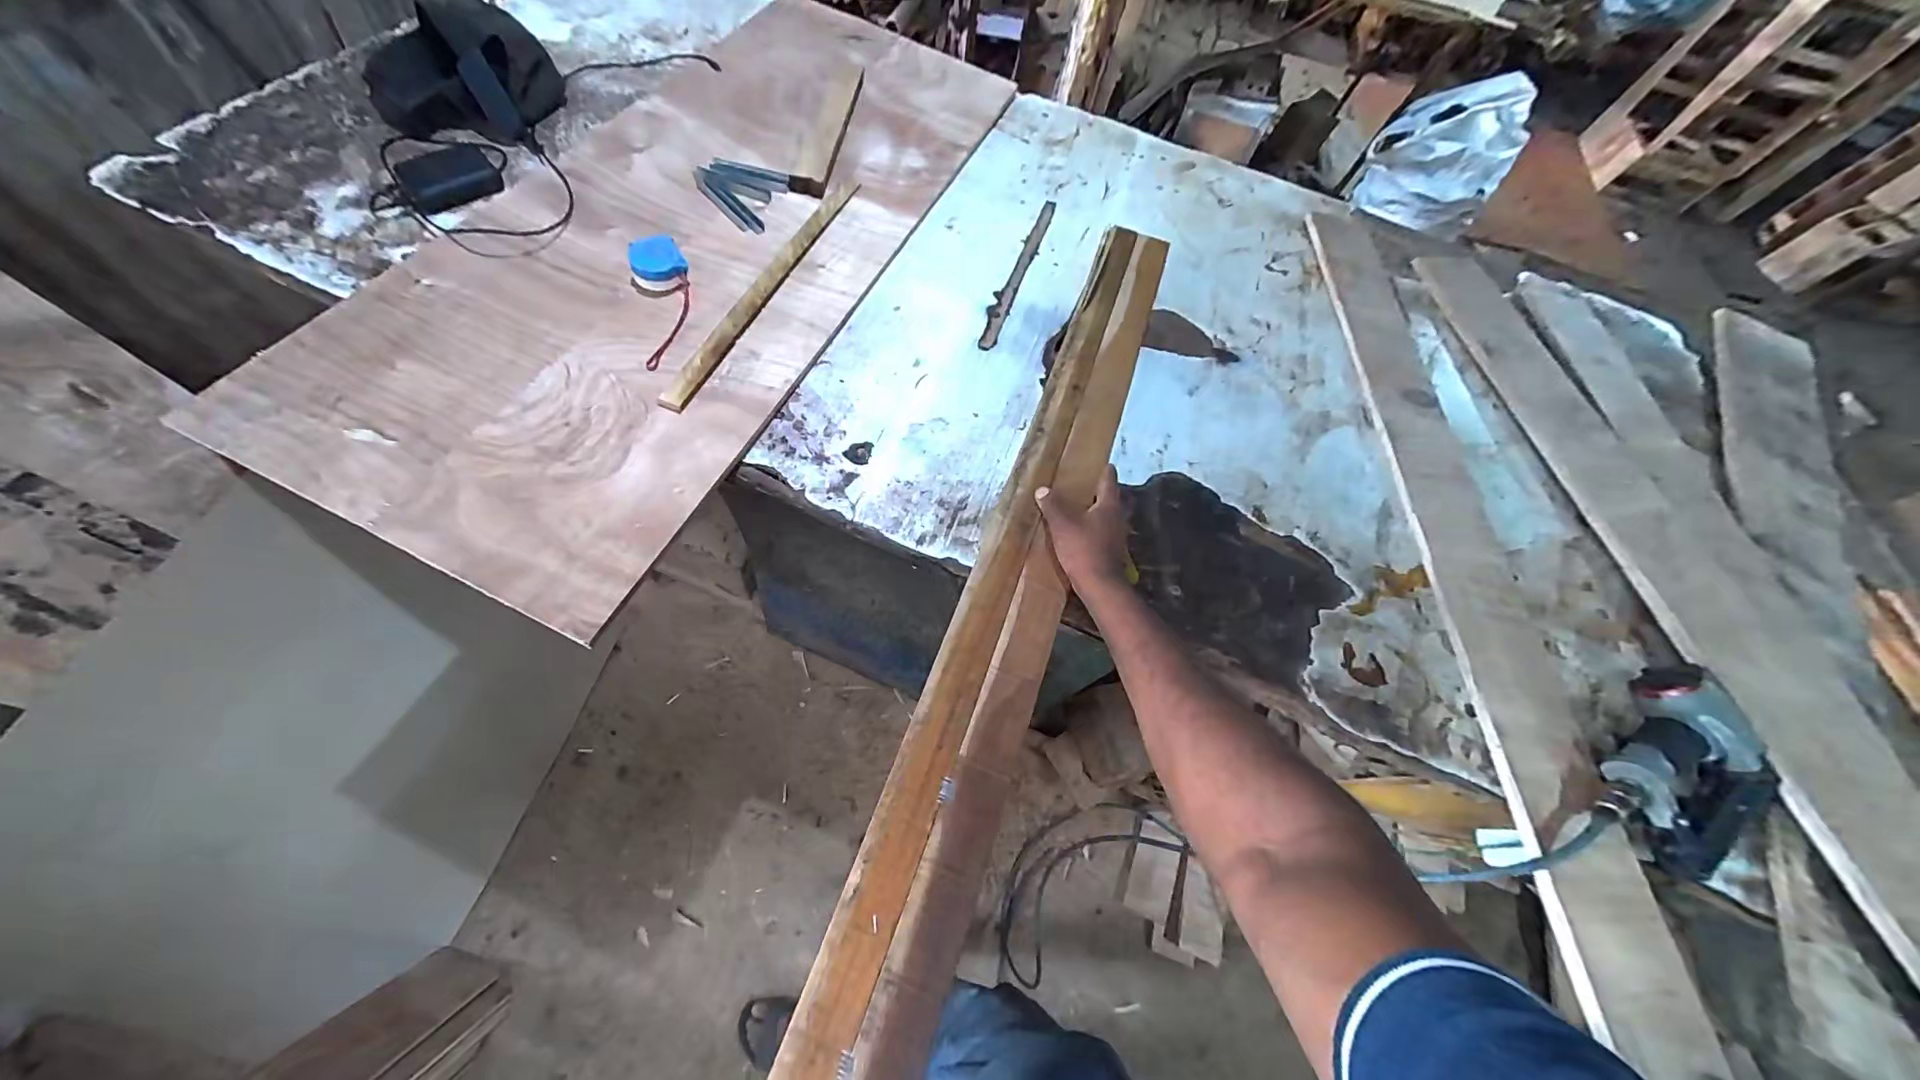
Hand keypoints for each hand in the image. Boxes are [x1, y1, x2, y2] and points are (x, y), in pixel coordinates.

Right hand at [1035, 465, 1130, 590]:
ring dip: (1092, 511)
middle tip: (1078, 486)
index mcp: (1109, 504)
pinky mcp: (1111, 550)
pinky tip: (1078, 532)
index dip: (1102, 468)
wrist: (1100, 585)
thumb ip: (1052, 505)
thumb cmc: (1083, 549)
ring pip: (1105, 516)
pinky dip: (1091, 528)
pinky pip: (1101, 532)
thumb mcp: (1062, 525)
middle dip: (1095, 491)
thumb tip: (1042, 490)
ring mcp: (1117, 535)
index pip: (1109, 478)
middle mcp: (1117, 516)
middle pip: (1108, 497)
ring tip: (1074, 509)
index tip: (1094, 463)